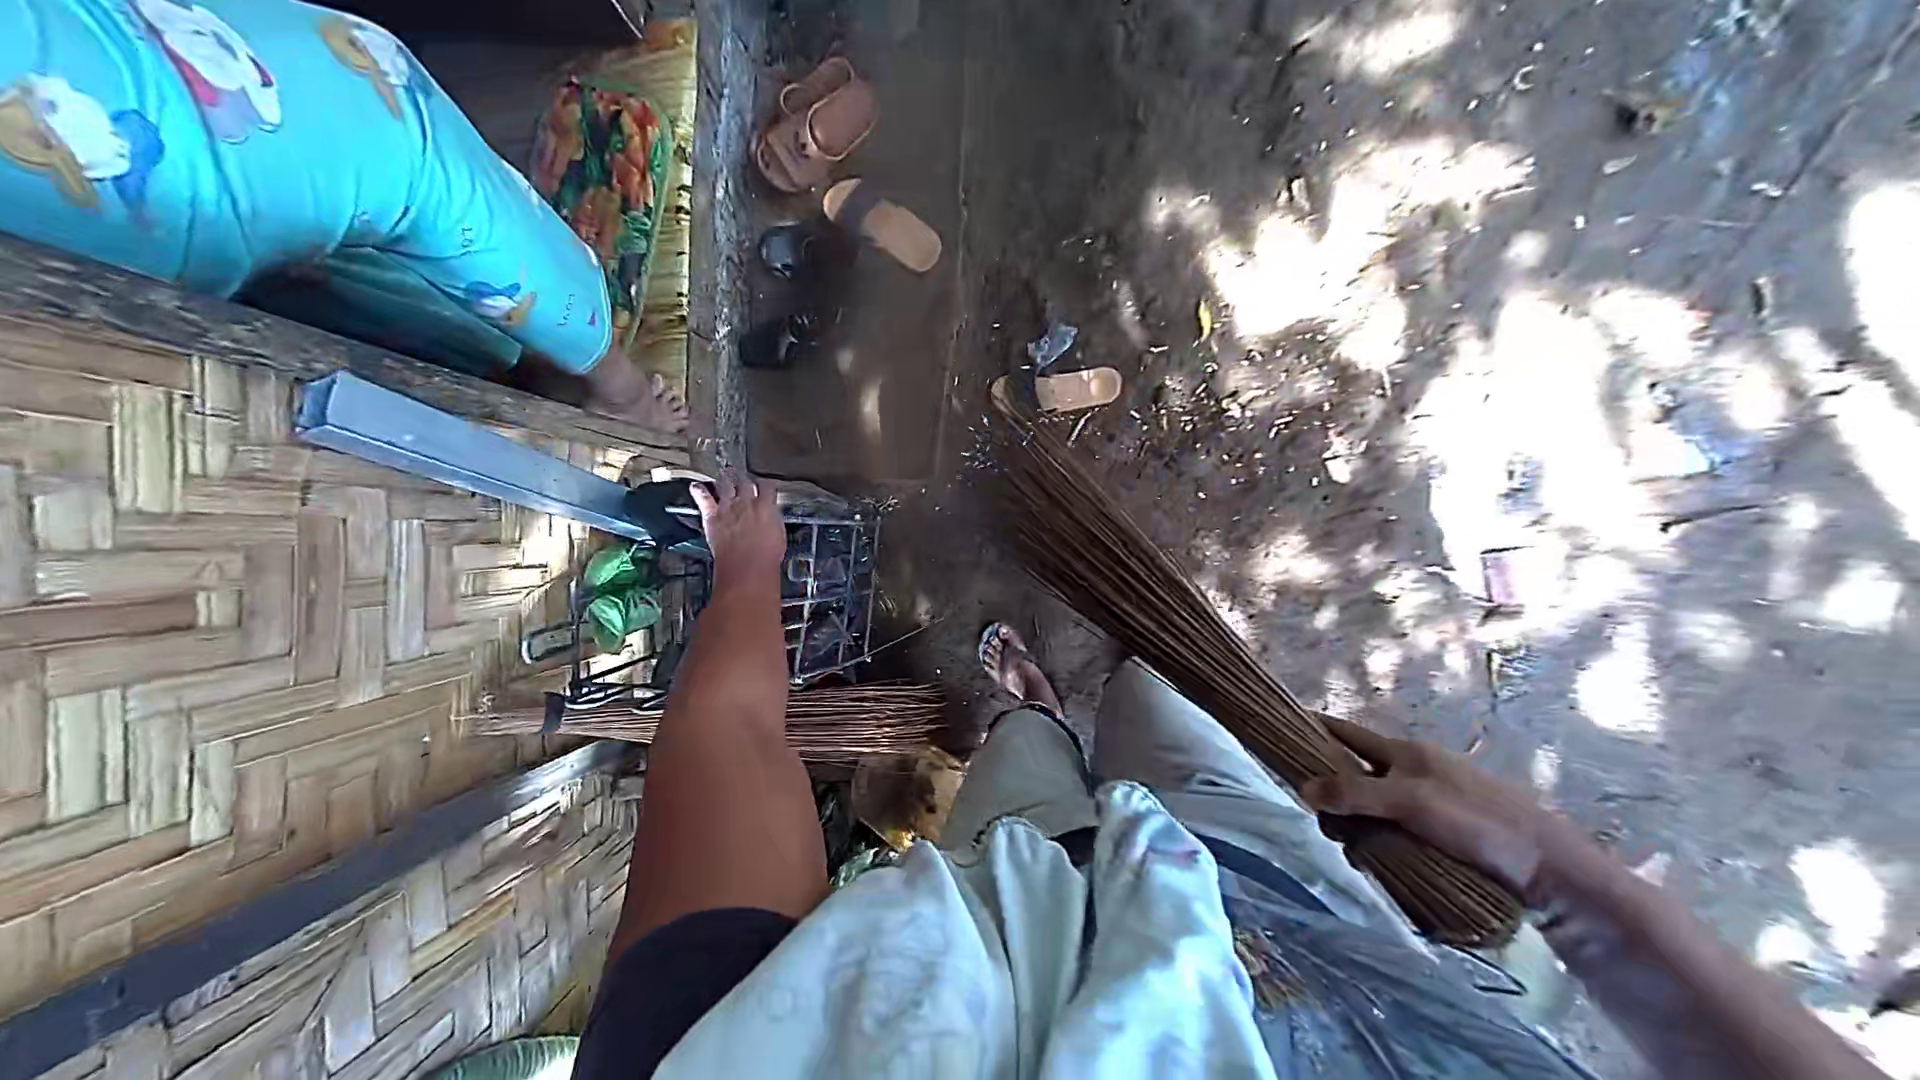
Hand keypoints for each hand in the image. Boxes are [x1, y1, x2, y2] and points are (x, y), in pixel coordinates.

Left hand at [689, 471, 784, 584]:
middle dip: (745, 478)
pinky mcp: (712, 516)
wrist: (747, 567)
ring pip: (726, 485)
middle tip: (745, 475)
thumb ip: (774, 520)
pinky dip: (698, 491)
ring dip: (726, 478)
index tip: (766, 485)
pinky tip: (695, 486)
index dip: (766, 484)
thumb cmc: (765, 556)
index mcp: (766, 506)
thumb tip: (772, 517)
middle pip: (746, 482)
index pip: (767, 486)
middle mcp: (746, 502)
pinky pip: (704, 498)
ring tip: (725, 474)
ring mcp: (728, 508)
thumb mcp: (779, 534)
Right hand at [1302, 717, 1583, 896]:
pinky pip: (1394, 828)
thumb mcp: (1409, 802)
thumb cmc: (1478, 823)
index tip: (1283, 734)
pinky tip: (1385, 862)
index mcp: (1406, 751)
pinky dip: (1382, 841)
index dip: (1314, 729)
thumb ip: (1354, 792)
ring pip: (1373, 805)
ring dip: (1359, 826)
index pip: (1346, 731)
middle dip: (1335, 797)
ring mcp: (1431, 799)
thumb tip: (1302, 788)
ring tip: (1362, 853)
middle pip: (1354, 773)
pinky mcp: (1445, 830)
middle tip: (1331, 827)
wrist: (1554, 872)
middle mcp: (1415, 768)